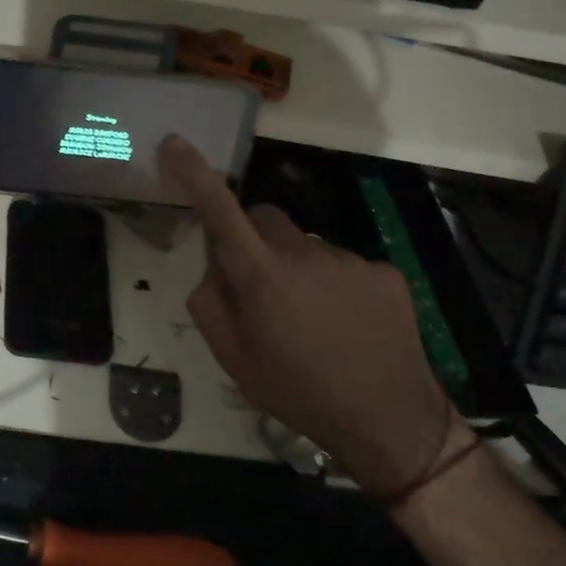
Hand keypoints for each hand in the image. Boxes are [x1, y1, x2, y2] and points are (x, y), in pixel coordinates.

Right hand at [160, 135, 470, 493]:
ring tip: (313, 322)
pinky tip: (348, 325)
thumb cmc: (297, 393)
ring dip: (298, 269)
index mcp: (262, 275)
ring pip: (307, 246)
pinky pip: (346, 265)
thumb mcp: (233, 359)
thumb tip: (213, 269)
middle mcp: (306, 254)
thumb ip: (209, 304)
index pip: (220, 211)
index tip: (175, 144)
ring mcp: (350, 260)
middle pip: (266, 220)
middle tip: (260, 288)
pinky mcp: (386, 273)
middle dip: (254, 240)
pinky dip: (336, 285)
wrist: (389, 421)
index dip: (195, 174)